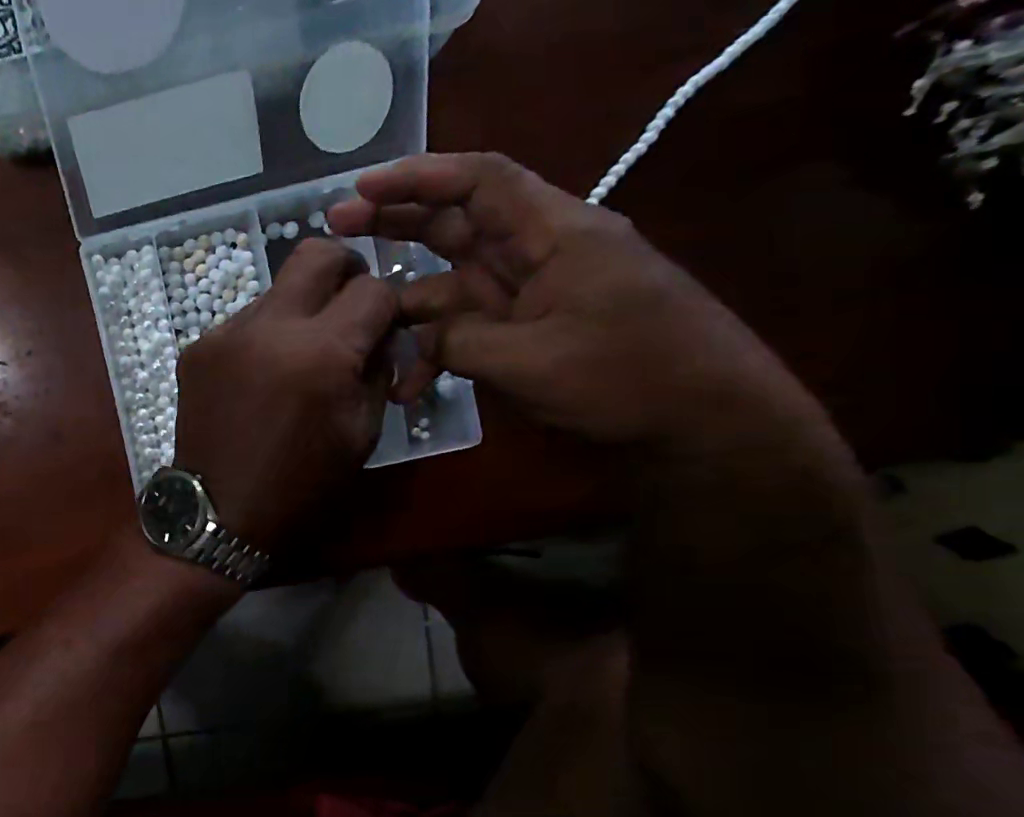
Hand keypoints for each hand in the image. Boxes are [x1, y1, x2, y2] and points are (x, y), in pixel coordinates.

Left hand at [173, 239, 398, 548]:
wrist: (218, 514)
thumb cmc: (300, 485)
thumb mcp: (361, 432)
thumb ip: (378, 368)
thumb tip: (379, 333)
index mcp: (320, 353)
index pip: (373, 289)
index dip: (387, 308)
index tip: (383, 331)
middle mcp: (269, 328)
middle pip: (317, 254)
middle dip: (345, 271)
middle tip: (347, 307)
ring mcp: (224, 336)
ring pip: (275, 290)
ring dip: (297, 311)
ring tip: (295, 358)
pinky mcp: (195, 351)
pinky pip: (242, 323)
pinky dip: (261, 338)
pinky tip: (258, 378)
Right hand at [328, 153, 826, 449]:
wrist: (699, 422)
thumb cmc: (629, 376)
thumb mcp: (531, 359)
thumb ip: (460, 340)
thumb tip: (419, 337)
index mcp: (553, 235)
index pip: (480, 182)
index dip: (418, 178)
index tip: (361, 191)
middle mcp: (535, 254)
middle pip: (455, 224)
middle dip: (396, 224)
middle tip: (334, 230)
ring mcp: (527, 296)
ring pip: (449, 285)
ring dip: (404, 309)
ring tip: (355, 328)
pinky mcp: (522, 333)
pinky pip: (463, 332)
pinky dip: (432, 354)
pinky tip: (405, 388)